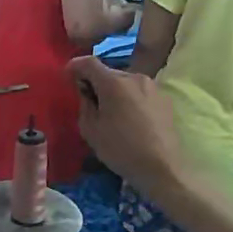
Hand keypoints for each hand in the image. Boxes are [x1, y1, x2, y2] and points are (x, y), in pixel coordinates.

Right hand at [66, 56, 184, 194]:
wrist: (162, 168)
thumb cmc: (121, 150)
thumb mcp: (90, 129)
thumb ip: (84, 103)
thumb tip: (86, 90)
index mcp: (114, 82)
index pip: (89, 63)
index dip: (75, 66)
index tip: (67, 77)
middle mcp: (135, 77)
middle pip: (108, 72)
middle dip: (95, 82)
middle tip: (89, 100)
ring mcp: (153, 87)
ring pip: (125, 82)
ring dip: (114, 91)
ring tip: (111, 112)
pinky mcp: (165, 99)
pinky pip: (139, 92)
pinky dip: (129, 98)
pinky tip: (129, 118)